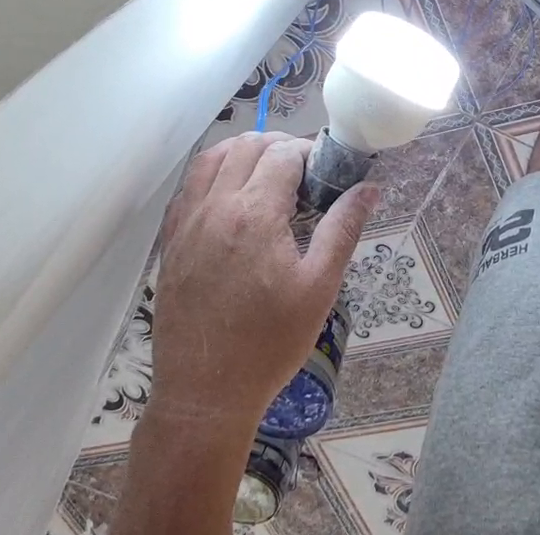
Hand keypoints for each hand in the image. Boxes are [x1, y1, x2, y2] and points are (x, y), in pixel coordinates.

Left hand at [146, 132, 378, 427]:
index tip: (328, 170)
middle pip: (246, 146)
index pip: (283, 154)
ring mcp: (186, 224)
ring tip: (270, 174)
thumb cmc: (270, 343)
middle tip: (305, 172)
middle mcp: (214, 208)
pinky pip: (189, 186)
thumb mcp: (319, 287)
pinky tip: (233, 194)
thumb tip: (369, 187)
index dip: (310, 151)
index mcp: (254, 215)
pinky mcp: (171, 242)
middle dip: (280, 145)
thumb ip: (343, 228)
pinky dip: (213, 173)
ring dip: (244, 152)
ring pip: (211, 158)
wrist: (204, 395)